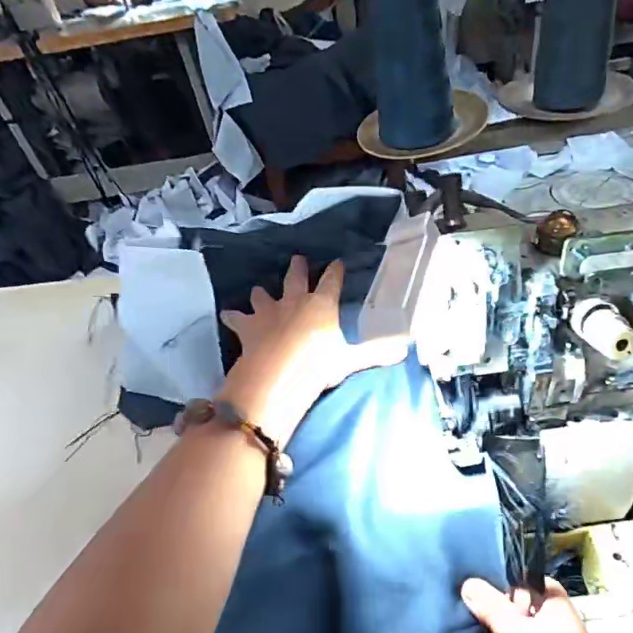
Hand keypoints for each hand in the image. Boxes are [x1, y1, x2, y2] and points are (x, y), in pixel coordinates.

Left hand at [216, 255, 408, 444]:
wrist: (279, 373)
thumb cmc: (318, 364)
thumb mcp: (350, 360)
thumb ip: (375, 353)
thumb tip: (404, 351)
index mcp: (322, 304)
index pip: (331, 282)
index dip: (335, 272)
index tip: (337, 263)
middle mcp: (294, 300)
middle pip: (295, 277)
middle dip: (297, 268)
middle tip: (297, 259)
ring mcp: (268, 311)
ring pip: (263, 294)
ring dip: (261, 293)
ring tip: (259, 290)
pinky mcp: (247, 326)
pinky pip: (237, 318)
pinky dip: (233, 317)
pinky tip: (228, 315)